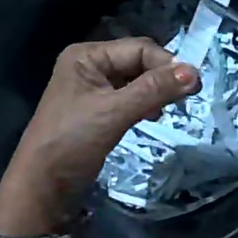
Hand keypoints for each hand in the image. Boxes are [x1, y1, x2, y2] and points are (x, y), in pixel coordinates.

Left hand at [0, 38, 199, 235]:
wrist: (42, 189)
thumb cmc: (72, 141)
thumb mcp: (114, 112)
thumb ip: (153, 90)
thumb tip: (195, 72)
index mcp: (87, 55)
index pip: (139, 49)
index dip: (166, 64)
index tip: (192, 85)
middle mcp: (90, 65)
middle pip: (140, 61)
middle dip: (161, 78)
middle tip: (182, 99)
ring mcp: (95, 88)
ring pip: (138, 80)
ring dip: (155, 92)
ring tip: (165, 109)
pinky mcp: (100, 109)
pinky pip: (132, 97)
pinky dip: (146, 104)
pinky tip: (152, 116)